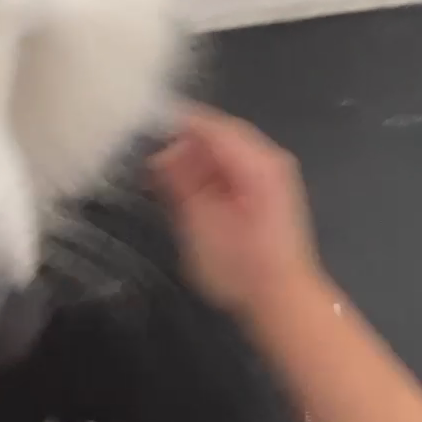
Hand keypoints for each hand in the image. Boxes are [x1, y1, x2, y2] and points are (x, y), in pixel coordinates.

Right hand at [150, 105, 324, 318]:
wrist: (280, 299)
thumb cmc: (239, 265)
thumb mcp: (199, 223)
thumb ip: (180, 182)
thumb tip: (161, 153)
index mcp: (256, 162)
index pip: (210, 125)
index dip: (175, 122)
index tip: (140, 127)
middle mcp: (267, 160)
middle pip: (219, 135)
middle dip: (181, 143)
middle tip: (147, 162)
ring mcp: (269, 176)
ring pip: (223, 151)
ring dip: (191, 159)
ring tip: (159, 177)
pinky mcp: (264, 193)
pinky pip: (230, 168)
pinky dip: (205, 173)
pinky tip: (184, 188)